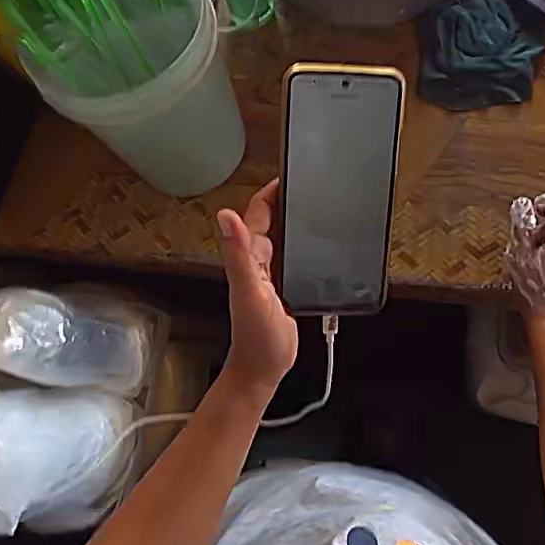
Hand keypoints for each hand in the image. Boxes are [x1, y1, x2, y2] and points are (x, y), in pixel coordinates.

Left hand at [216, 179, 298, 395]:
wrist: (264, 369)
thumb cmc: (256, 337)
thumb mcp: (249, 293)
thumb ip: (237, 255)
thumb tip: (225, 216)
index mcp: (248, 258)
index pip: (257, 213)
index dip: (271, 191)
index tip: (288, 175)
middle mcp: (257, 261)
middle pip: (271, 221)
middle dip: (286, 201)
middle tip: (309, 186)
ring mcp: (270, 274)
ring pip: (282, 237)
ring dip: (294, 222)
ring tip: (317, 207)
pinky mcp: (284, 287)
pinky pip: (292, 257)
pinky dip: (303, 246)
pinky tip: (319, 245)